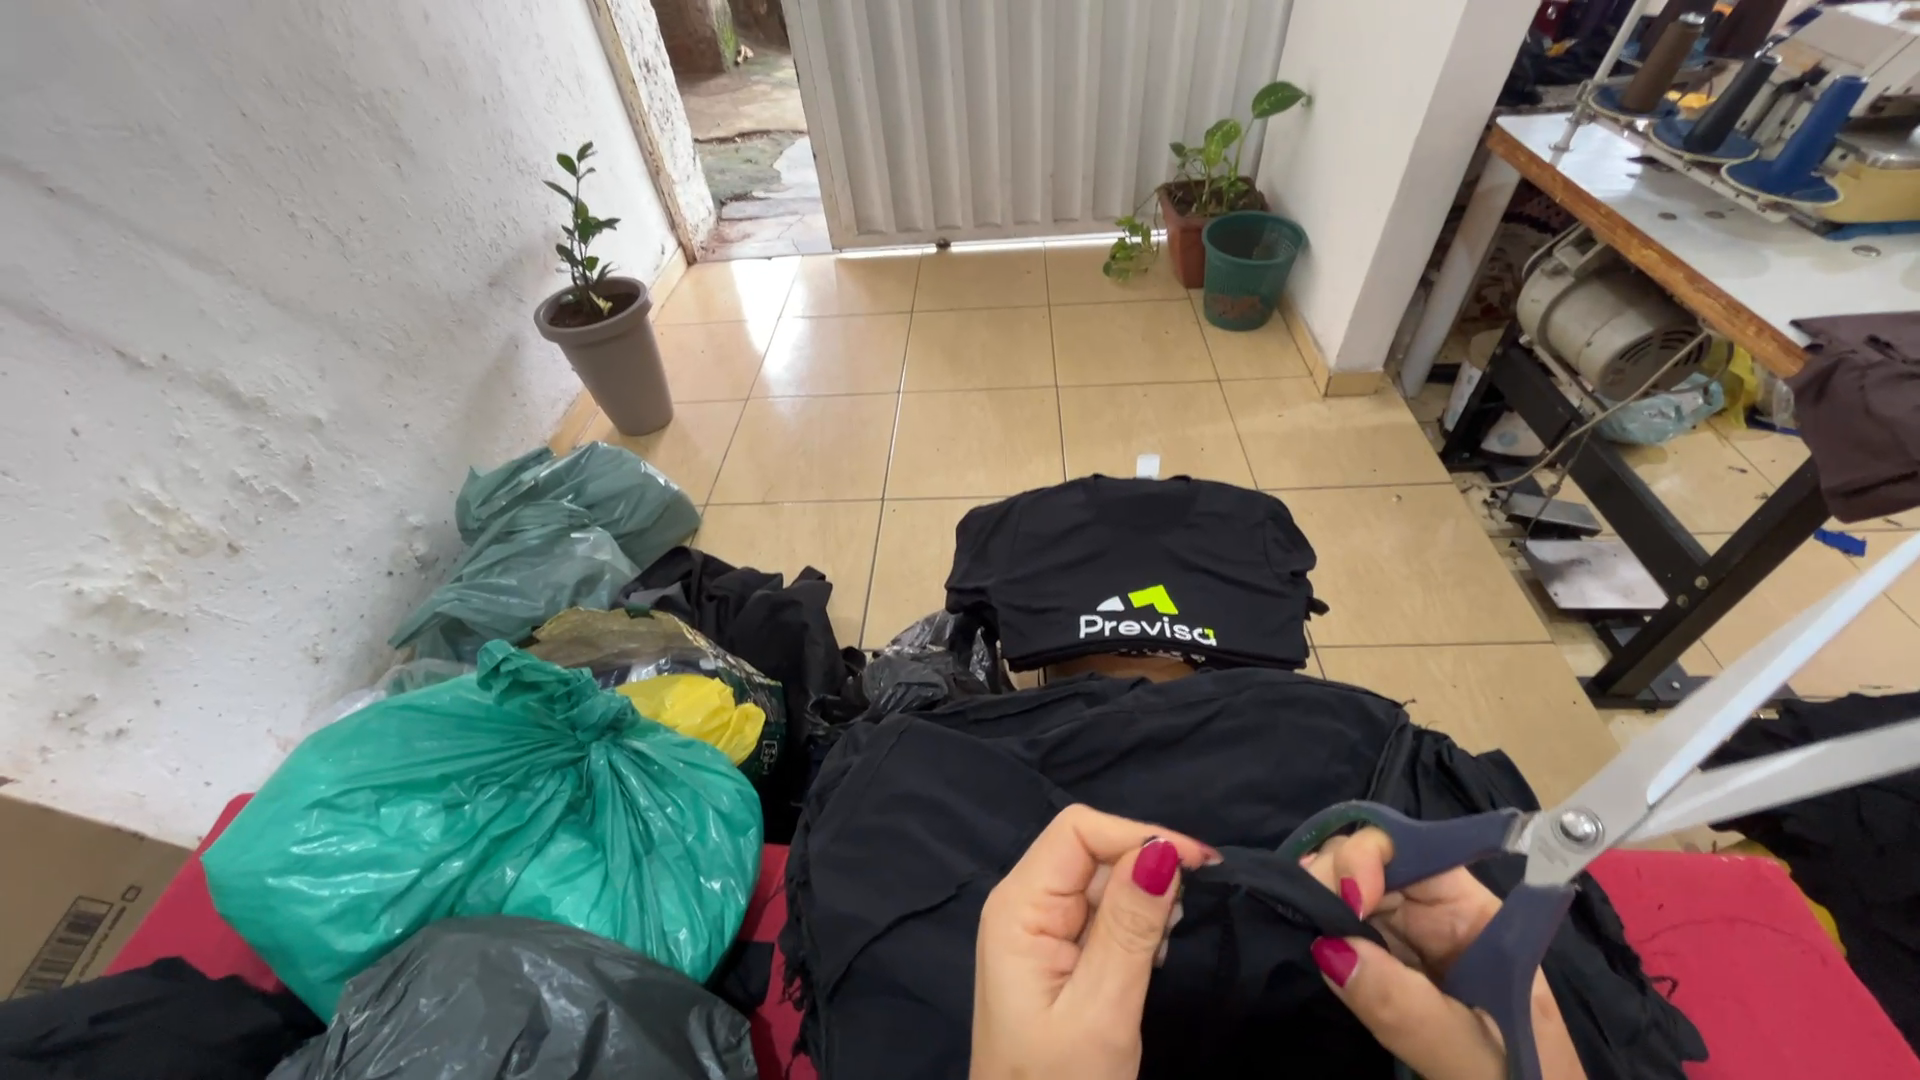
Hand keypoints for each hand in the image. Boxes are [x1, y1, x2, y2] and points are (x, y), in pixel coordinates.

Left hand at [971, 805, 1217, 1079]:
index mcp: (1018, 906)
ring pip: (1100, 879)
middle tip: (1186, 915)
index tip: (1198, 865)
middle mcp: (1024, 904)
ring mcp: (1039, 929)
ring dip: (1143, 897)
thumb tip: (1165, 849)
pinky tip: (1152, 955)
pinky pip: (1101, 914)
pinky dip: (1135, 923)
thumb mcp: (1101, 1011)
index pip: (1077, 831)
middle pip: (1089, 849)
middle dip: (1143, 868)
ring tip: (1167, 943)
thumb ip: (1130, 926)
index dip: (1137, 835)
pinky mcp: (1058, 954)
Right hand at [1302, 828, 1588, 1079]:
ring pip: (1350, 887)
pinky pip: (1341, 925)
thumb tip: (1329, 946)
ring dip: (1319, 894)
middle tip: (1307, 913)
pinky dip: (1315, 920)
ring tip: (1299, 921)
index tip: (1348, 897)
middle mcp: (1437, 917)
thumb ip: (1406, 1008)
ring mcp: (1405, 941)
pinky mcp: (1380, 966)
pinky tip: (1301, 929)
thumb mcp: (1468, 1060)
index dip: (1375, 857)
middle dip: (1335, 874)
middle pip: (1374, 862)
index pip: (1420, 854)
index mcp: (1476, 921)